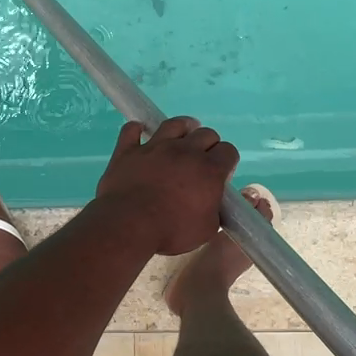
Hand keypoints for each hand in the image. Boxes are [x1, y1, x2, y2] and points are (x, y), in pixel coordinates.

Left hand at [94, 117, 239, 255]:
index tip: (218, 174)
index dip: (225, 161)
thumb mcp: (207, 228)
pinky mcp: (127, 151)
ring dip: (182, 128)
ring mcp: (154, 147)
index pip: (228, 151)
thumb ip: (215, 209)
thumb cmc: (171, 231)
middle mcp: (184, 151)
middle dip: (207, 144)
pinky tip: (139, 133)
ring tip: (181, 135)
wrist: (129, 224)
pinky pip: (131, 130)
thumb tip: (213, 202)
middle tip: (200, 159)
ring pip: (174, 124)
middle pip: (205, 134)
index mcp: (209, 169)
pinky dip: (136, 129)